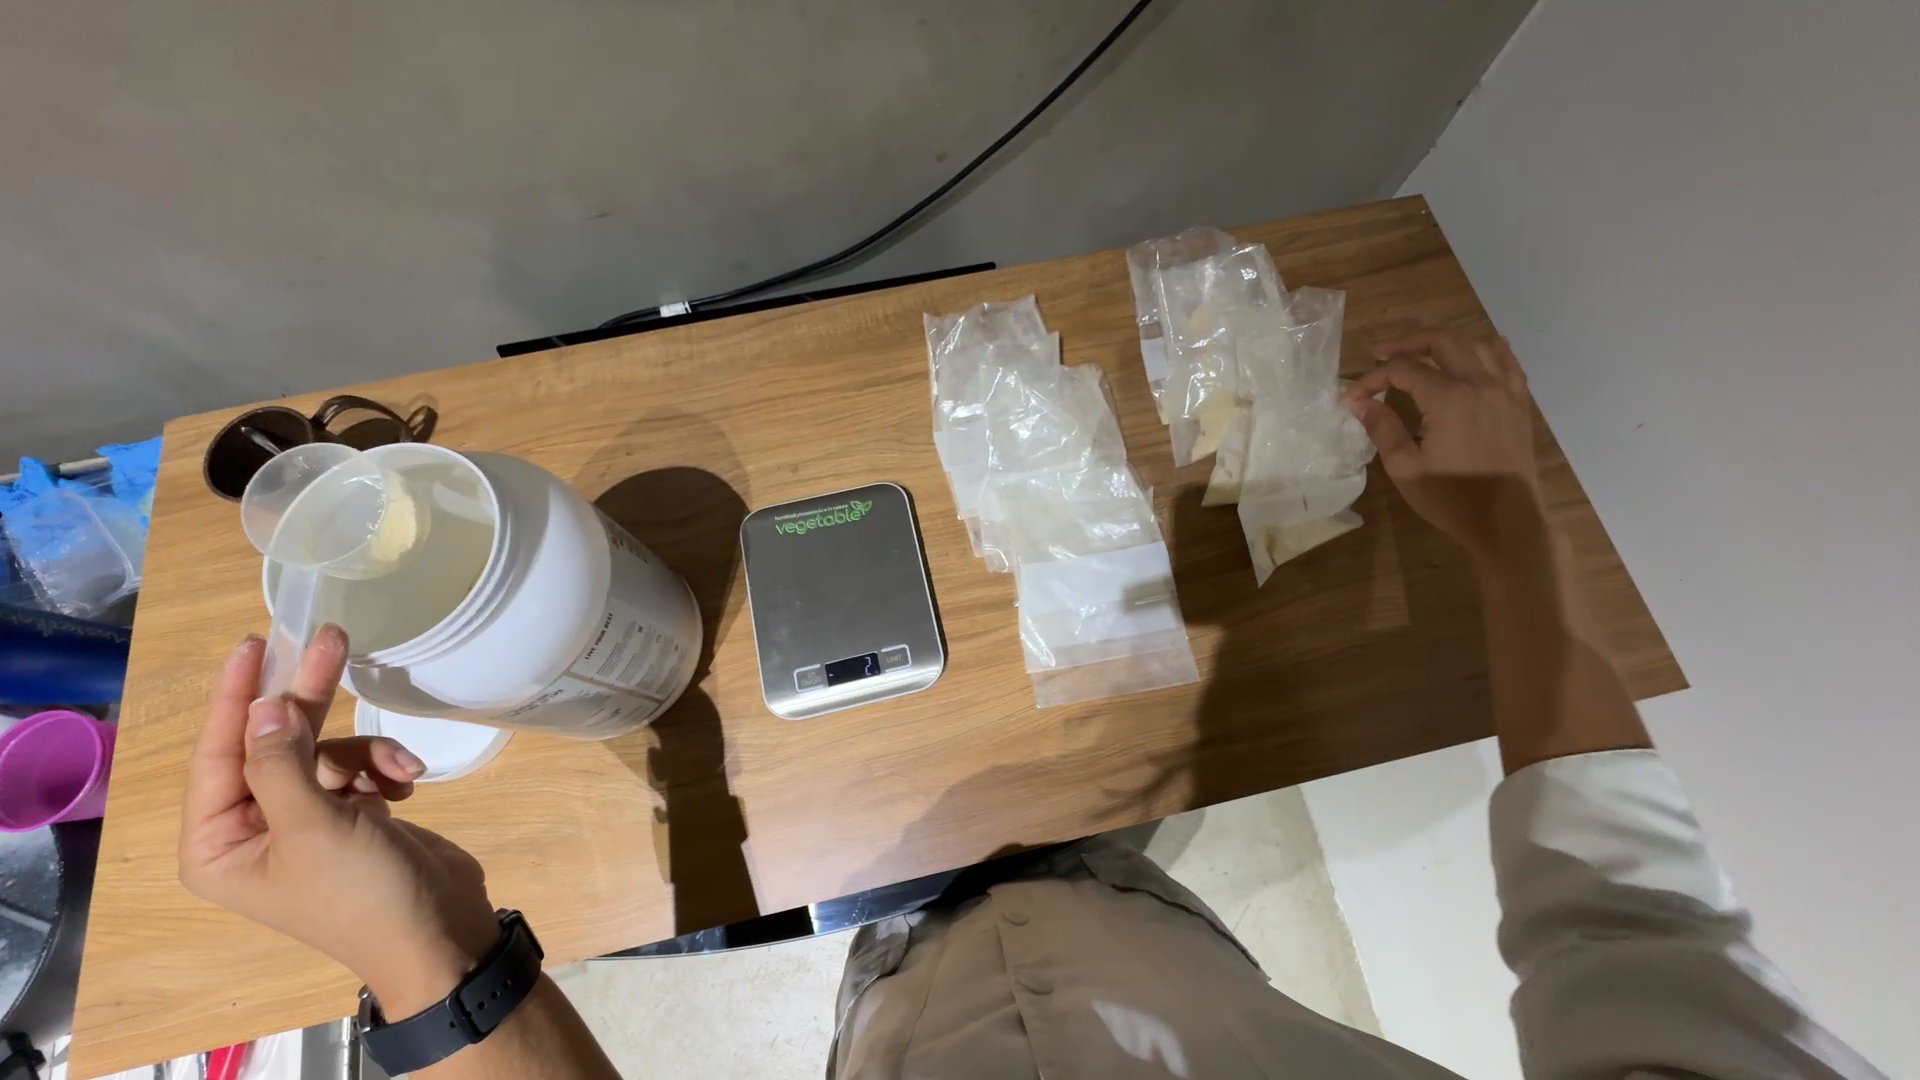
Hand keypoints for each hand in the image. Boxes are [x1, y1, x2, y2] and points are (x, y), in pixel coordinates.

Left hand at [179, 626, 501, 1016]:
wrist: (436, 930)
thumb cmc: (361, 891)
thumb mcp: (316, 827)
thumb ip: (283, 764)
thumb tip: (264, 706)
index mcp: (221, 842)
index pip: (220, 753)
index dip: (240, 696)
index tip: (258, 644)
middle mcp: (257, 827)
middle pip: (277, 743)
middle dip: (310, 699)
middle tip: (332, 641)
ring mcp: (310, 820)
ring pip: (329, 754)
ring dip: (369, 753)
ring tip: (401, 773)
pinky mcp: (354, 816)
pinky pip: (361, 770)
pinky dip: (387, 770)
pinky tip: (409, 786)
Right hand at [1344, 332, 1544, 566]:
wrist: (1507, 519)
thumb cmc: (1450, 497)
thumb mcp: (1404, 467)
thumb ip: (1382, 428)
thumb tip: (1361, 403)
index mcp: (1448, 398)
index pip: (1403, 369)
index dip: (1372, 378)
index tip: (1352, 398)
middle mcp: (1479, 383)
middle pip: (1442, 340)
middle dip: (1407, 343)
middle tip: (1381, 355)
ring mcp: (1505, 390)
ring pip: (1475, 345)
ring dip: (1444, 344)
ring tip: (1422, 355)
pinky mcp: (1519, 402)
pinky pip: (1507, 362)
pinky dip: (1489, 350)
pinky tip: (1481, 349)